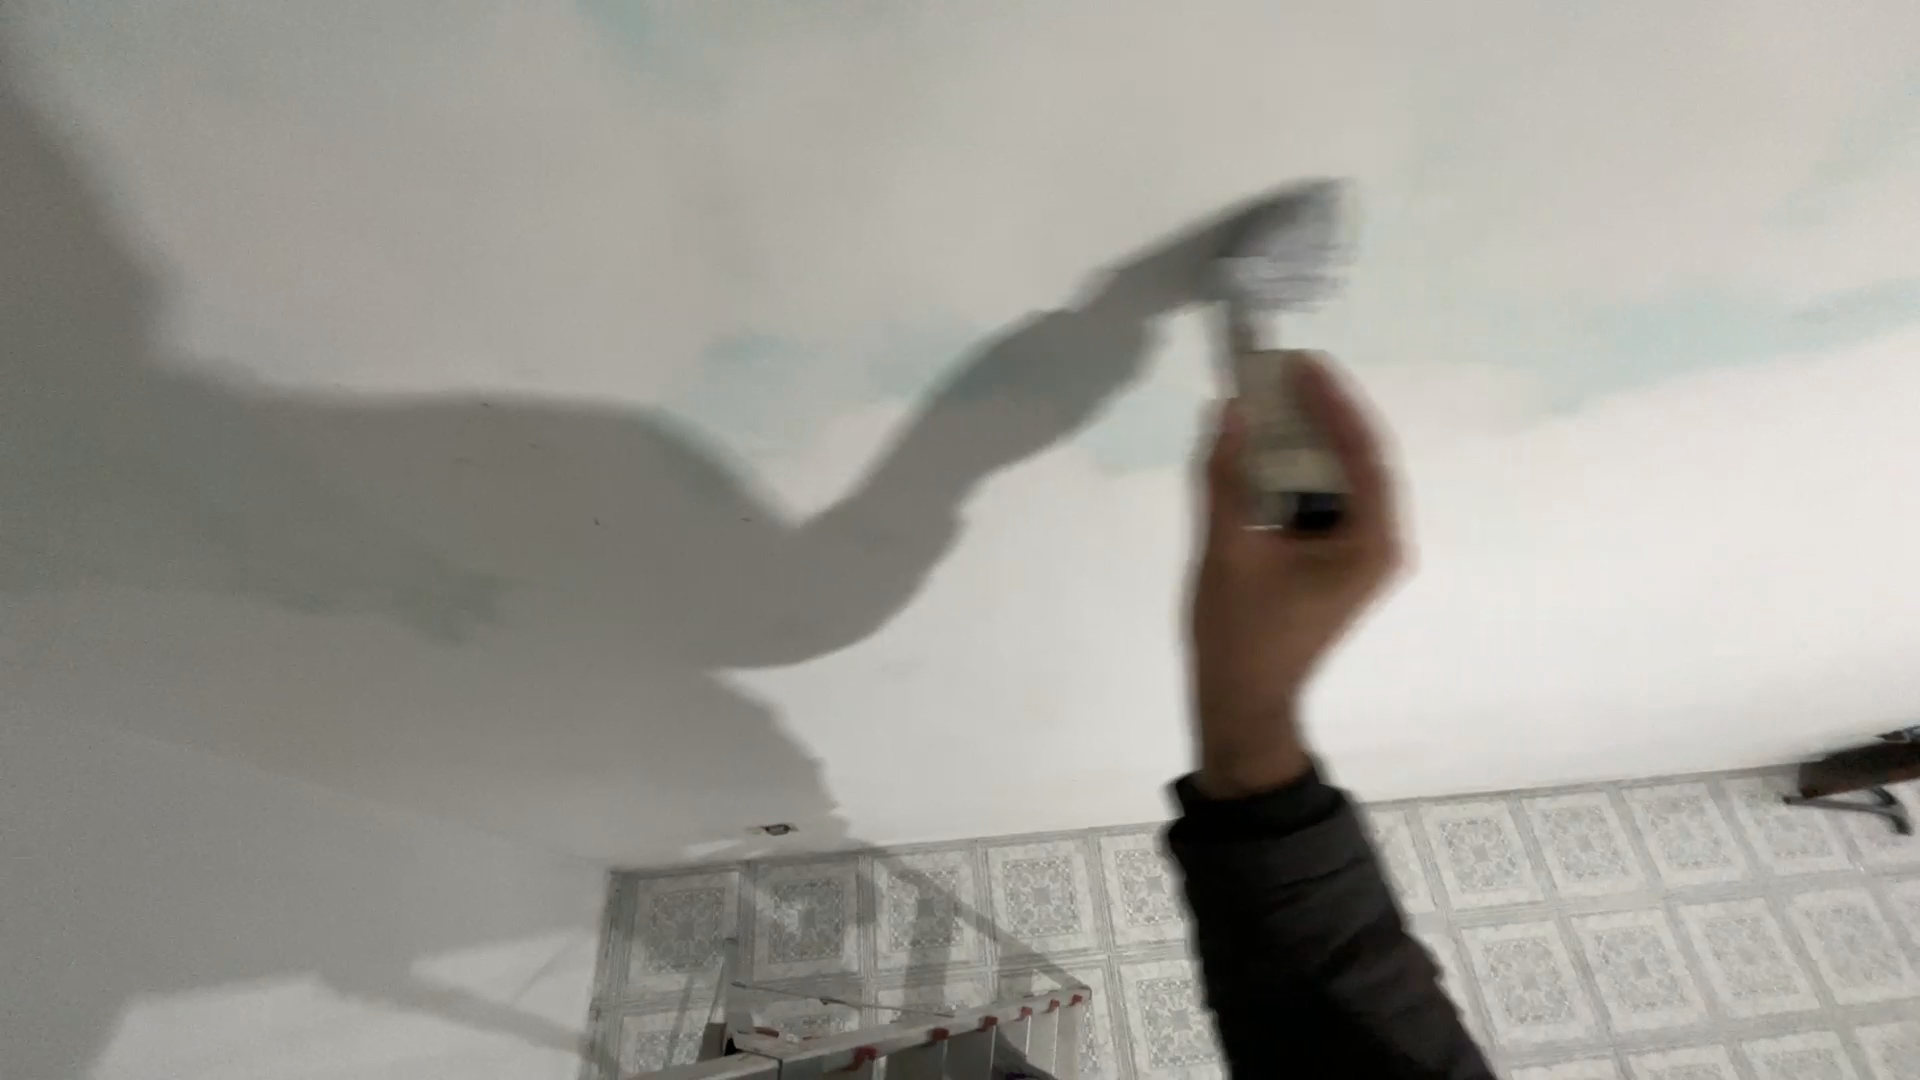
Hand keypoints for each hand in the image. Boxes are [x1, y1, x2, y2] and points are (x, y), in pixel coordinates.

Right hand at [1188, 351, 1404, 796]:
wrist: (1240, 700)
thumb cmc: (1239, 632)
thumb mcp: (1227, 549)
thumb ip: (1227, 477)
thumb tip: (1230, 410)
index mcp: (1369, 542)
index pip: (1361, 453)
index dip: (1332, 402)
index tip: (1299, 364)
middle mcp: (1376, 544)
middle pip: (1353, 462)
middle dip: (1316, 416)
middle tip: (1276, 375)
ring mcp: (1354, 556)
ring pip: (1334, 482)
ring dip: (1301, 444)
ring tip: (1266, 403)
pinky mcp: (1329, 564)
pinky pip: (1316, 505)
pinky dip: (1289, 477)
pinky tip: (1258, 455)